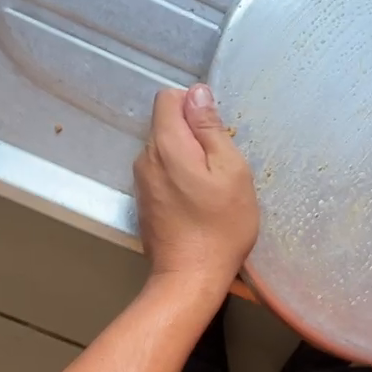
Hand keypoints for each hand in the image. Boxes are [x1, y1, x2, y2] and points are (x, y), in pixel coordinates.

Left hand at [133, 83, 259, 289]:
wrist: (190, 278)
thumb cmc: (220, 225)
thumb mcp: (230, 170)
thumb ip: (210, 128)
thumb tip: (198, 93)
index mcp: (166, 144)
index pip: (168, 97)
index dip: (194, 104)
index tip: (216, 130)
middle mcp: (146, 157)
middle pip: (166, 123)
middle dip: (194, 132)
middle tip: (221, 163)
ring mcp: (142, 180)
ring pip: (166, 148)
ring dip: (189, 155)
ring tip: (213, 184)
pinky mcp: (145, 200)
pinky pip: (162, 170)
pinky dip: (180, 175)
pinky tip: (199, 200)